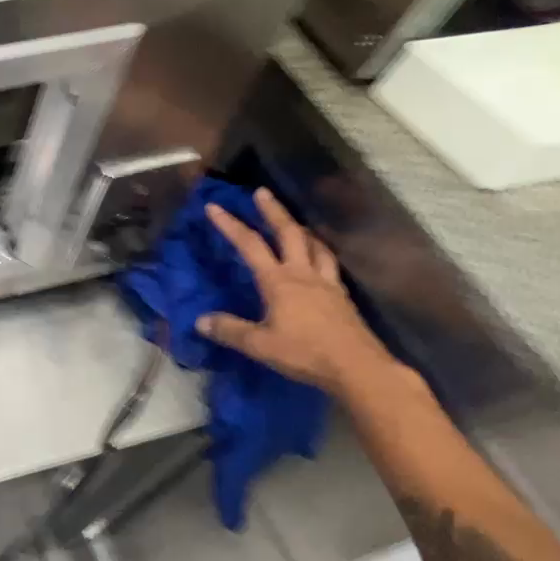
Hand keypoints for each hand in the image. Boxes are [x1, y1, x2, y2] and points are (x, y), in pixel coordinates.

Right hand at [198, 189, 407, 398]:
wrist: (359, 368)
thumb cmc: (306, 353)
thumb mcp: (260, 345)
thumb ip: (230, 330)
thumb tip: (200, 320)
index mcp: (278, 281)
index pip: (250, 245)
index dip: (230, 224)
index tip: (214, 206)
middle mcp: (303, 274)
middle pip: (289, 233)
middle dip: (273, 211)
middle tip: (263, 193)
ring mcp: (327, 283)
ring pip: (315, 246)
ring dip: (303, 230)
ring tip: (296, 223)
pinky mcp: (343, 297)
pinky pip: (331, 266)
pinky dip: (322, 254)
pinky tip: (321, 261)